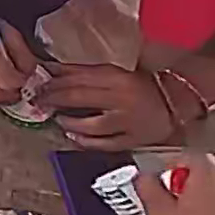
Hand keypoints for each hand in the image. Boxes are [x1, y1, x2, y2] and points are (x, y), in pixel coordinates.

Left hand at [38, 63, 179, 149]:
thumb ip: (83, 72)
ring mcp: (127, 122)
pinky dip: (85, 141)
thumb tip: (51, 70)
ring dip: (69, 122)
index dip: (55, 81)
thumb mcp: (112, 73)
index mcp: (117, 77)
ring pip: (91, 125)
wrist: (176, 102)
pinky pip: (105, 144)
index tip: (38, 83)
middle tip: (39, 100)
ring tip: (57, 119)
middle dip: (55, 99)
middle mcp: (121, 99)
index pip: (79, 78)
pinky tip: (72, 137)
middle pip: (80, 98)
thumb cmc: (140, 85)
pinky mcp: (133, 140)